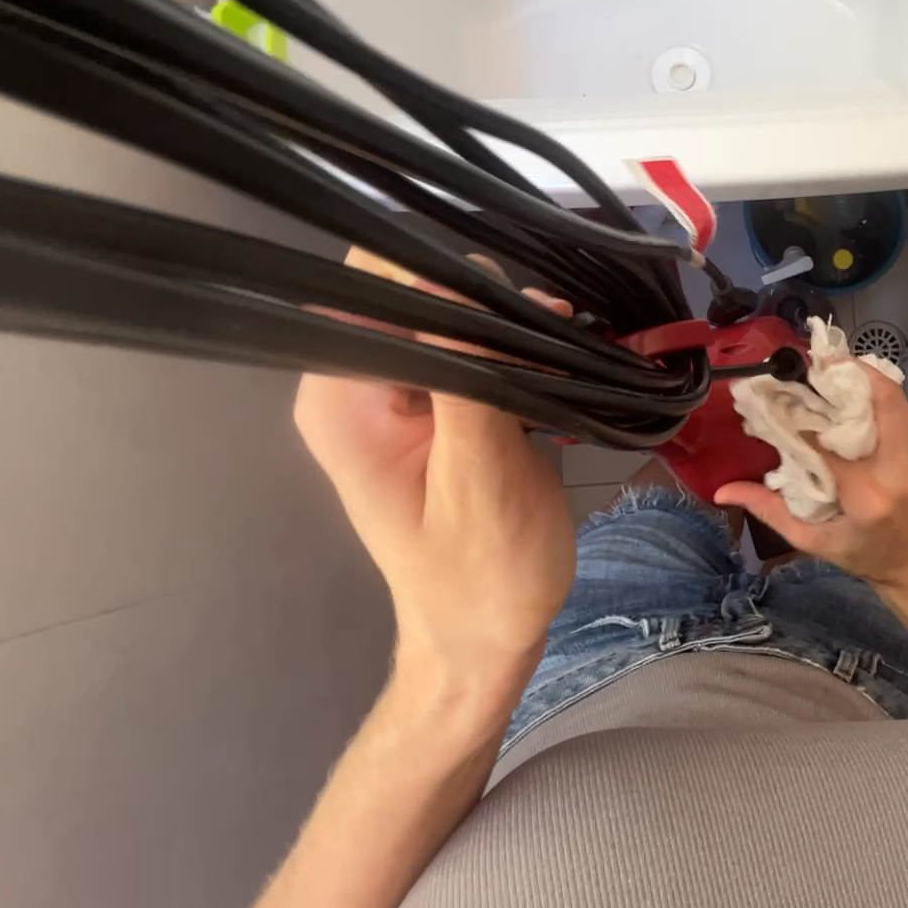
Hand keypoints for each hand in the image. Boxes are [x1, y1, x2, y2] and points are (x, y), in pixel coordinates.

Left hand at [294, 252, 576, 684]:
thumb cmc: (484, 574)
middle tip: (554, 324)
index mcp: (344, 402)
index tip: (512, 300)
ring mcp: (399, 395)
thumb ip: (469, 382)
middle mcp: (358, 387)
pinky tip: (555, 357)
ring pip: (446, 316)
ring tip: (563, 341)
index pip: (371, 292)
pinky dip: (512, 345)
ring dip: (506, 322)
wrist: (490, 632)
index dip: (438, 275)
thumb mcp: (482, 481)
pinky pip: (468, 347)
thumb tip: (466, 286)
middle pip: (409, 294)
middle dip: (482, 296)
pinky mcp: (438, 406)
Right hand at [715, 363, 907, 595]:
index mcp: (868, 496)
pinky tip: (851, 399)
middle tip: (810, 368)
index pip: (829, 439)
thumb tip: (723, 490)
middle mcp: (901, 469)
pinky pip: (902, 410)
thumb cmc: (865, 556)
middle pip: (879, 398)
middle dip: (845, 374)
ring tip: (827, 376)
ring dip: (861, 380)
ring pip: (893, 397)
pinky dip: (876, 397)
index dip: (803, 412)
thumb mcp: (813, 541)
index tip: (779, 395)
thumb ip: (770, 511)